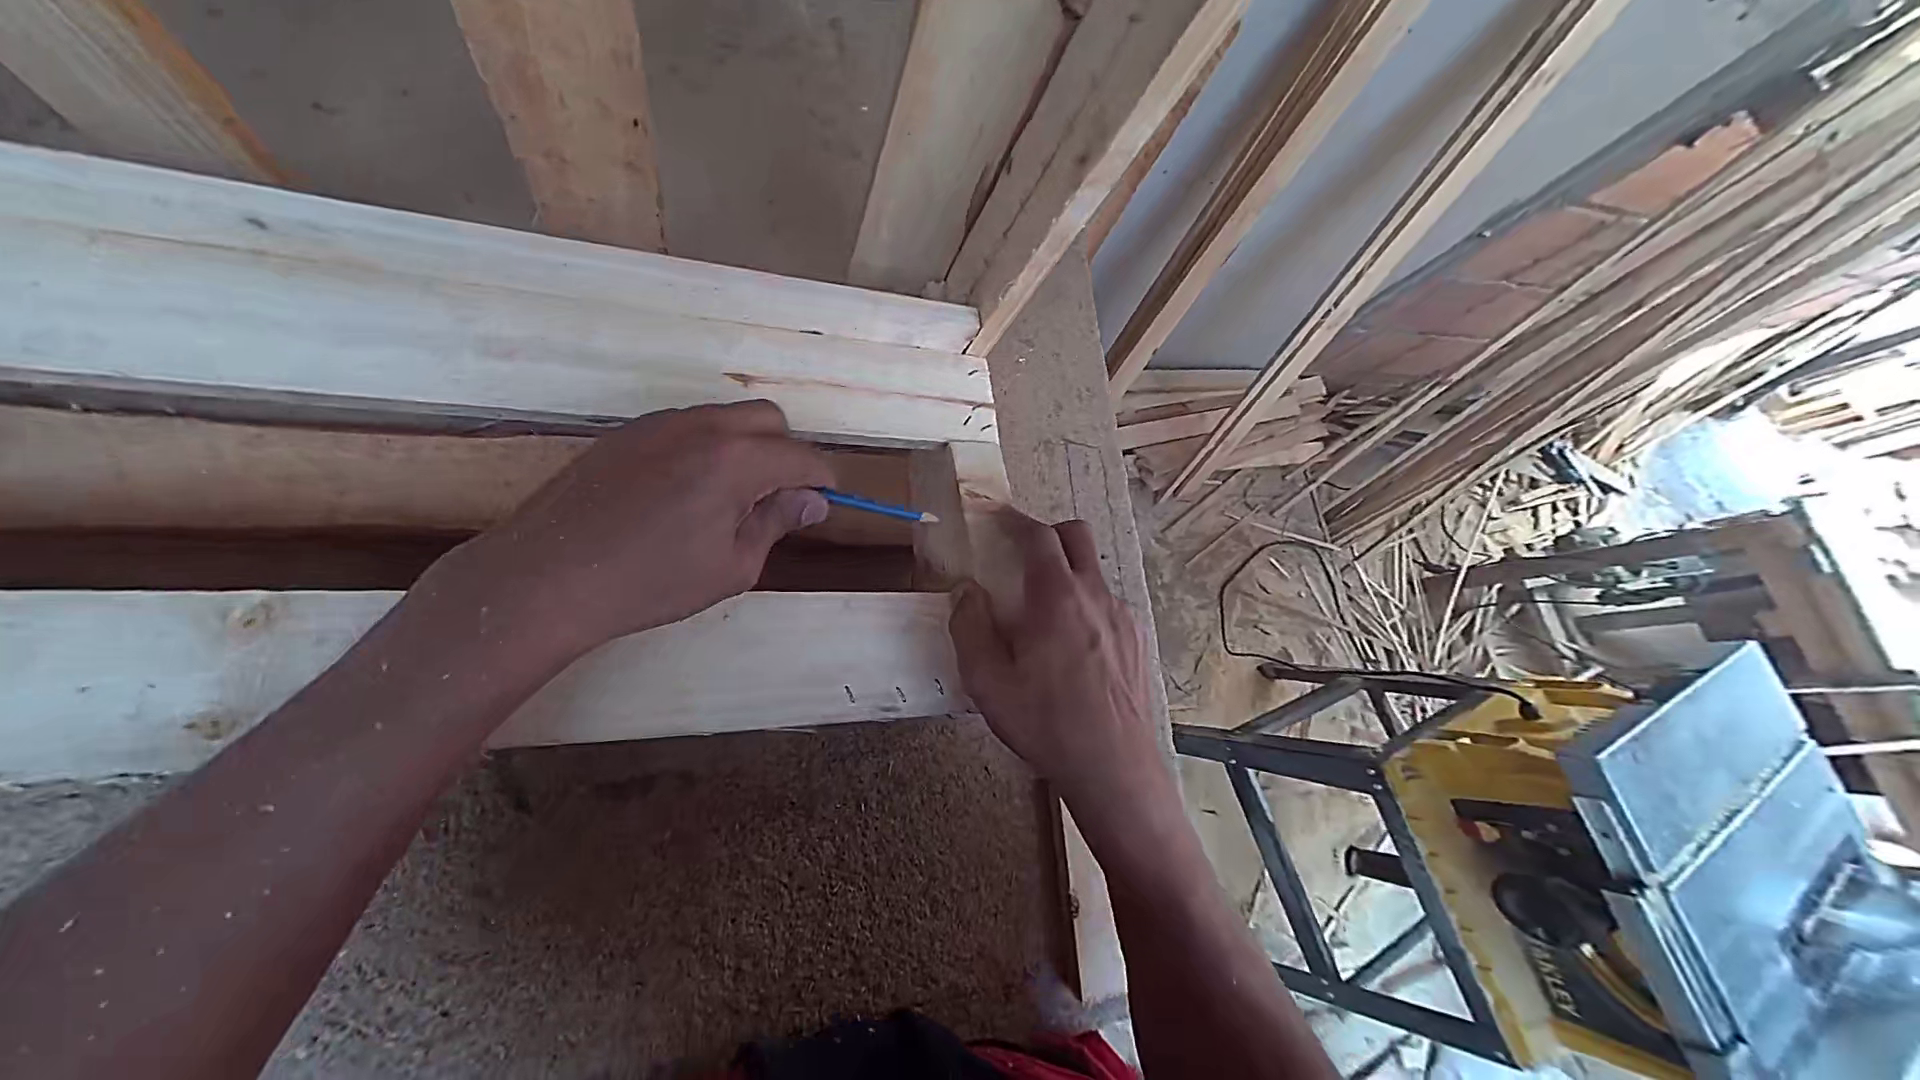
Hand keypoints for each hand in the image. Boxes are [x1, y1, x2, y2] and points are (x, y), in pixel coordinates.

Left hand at [429, 401, 833, 662]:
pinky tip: (686, 493)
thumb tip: (812, 500)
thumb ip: (777, 522)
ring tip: (730, 500)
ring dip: (748, 447)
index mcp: (736, 460)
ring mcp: (661, 423)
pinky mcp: (629, 433)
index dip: (823, 480)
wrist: (547, 578)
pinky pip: (689, 426)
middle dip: (787, 454)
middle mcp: (703, 427)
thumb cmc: (651, 583)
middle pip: (770, 420)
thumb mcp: (733, 566)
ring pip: (727, 418)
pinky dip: (708, 448)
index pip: (803, 457)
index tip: (826, 503)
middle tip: (777, 500)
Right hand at [948, 511, 1167, 814]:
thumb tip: (967, 591)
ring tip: (1040, 611)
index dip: (1015, 520)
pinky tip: (1069, 645)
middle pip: (1077, 536)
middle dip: (1047, 533)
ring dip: (1066, 572)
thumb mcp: (988, 681)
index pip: (1038, 536)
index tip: (997, 517)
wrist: (1114, 767)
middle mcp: (1095, 595)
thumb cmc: (1046, 723)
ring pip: (1093, 572)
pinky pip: (1106, 604)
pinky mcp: (1135, 640)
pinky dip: (1083, 603)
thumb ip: (970, 627)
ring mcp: (1122, 617)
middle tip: (1020, 555)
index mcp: (1057, 597)